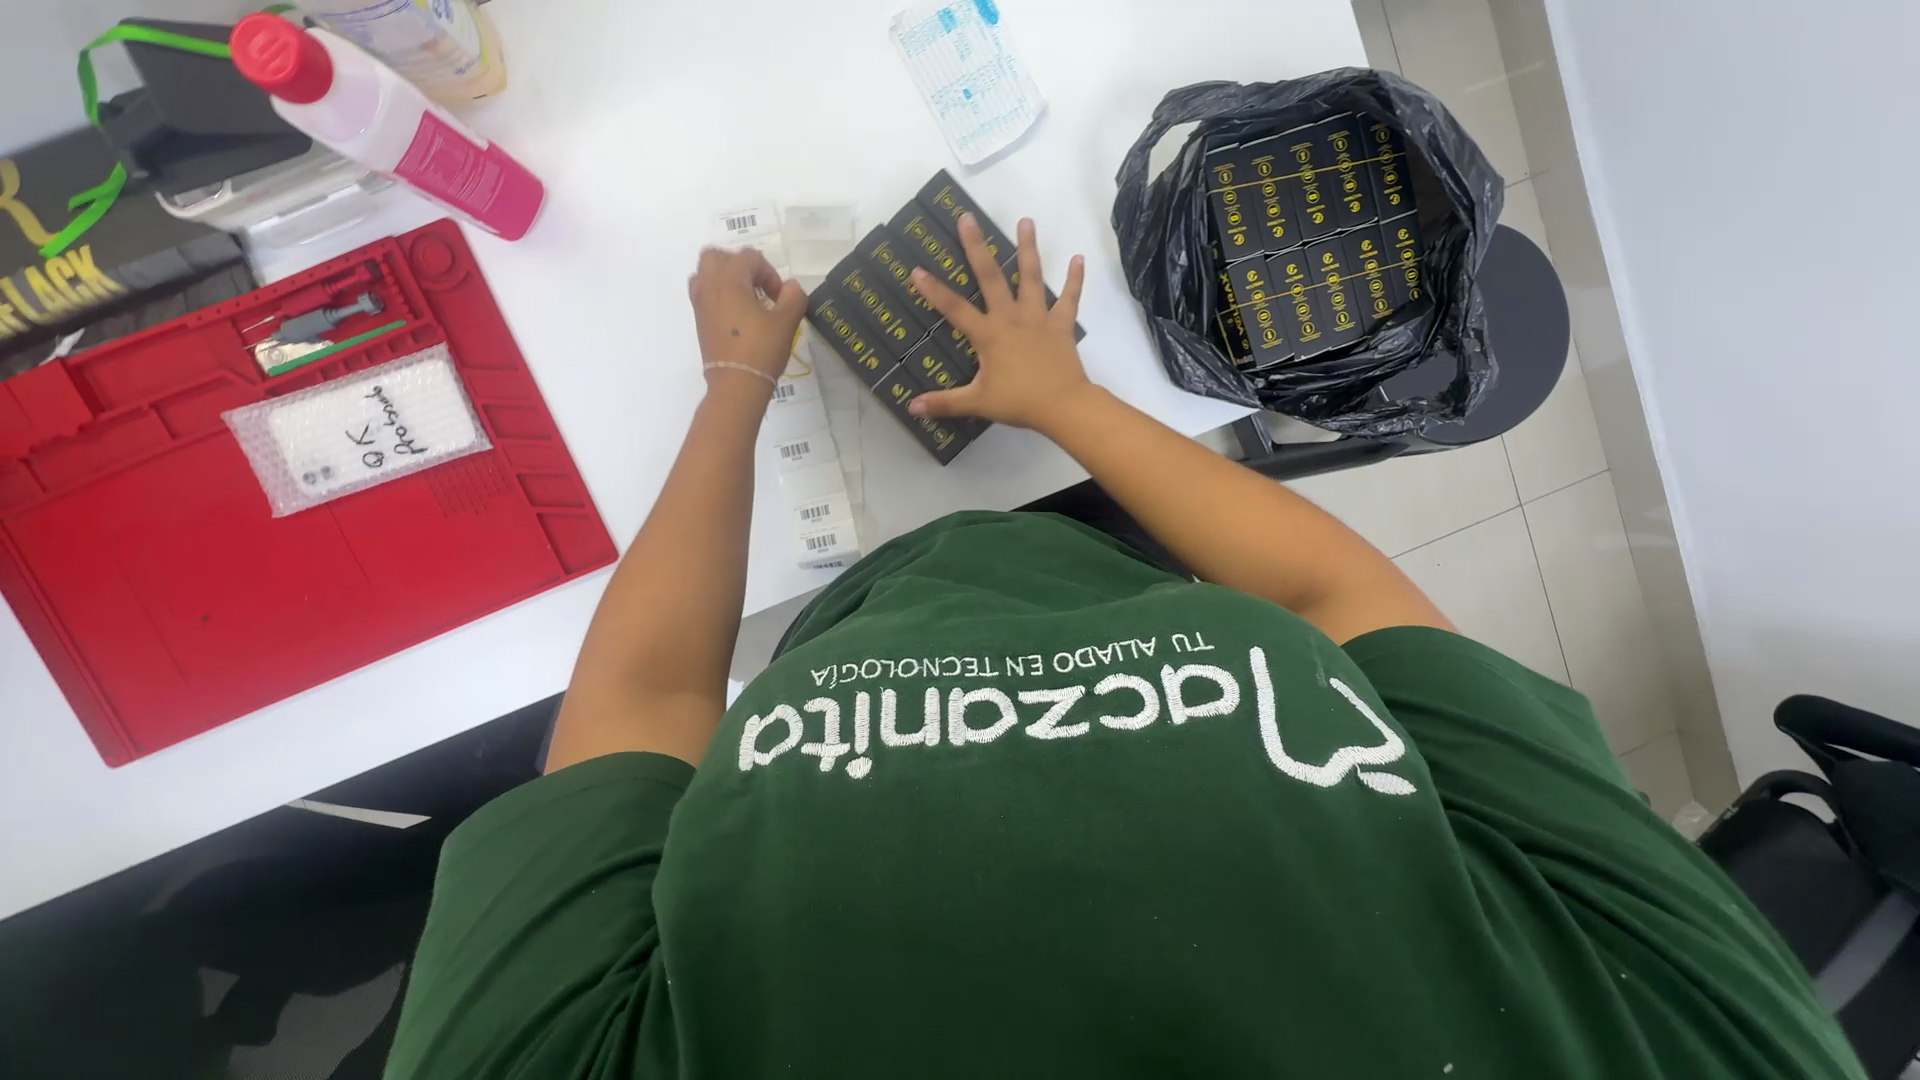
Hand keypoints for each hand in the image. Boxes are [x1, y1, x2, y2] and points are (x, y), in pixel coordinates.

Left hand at [688, 247, 807, 399]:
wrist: (737, 385)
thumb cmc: (761, 350)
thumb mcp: (787, 321)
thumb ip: (793, 296)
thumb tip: (790, 288)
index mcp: (730, 280)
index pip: (749, 257)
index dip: (770, 272)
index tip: (780, 297)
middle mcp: (710, 286)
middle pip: (717, 256)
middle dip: (740, 265)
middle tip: (758, 286)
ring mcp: (700, 303)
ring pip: (705, 273)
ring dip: (725, 277)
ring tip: (744, 297)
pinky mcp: (699, 320)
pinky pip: (703, 293)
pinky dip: (717, 293)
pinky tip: (735, 313)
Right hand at [906, 215, 1090, 431]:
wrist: (1063, 405)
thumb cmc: (1019, 402)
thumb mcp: (977, 403)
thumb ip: (944, 403)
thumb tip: (912, 408)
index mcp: (988, 335)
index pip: (954, 309)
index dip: (934, 291)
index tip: (917, 270)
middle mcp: (1011, 318)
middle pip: (991, 277)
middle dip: (976, 247)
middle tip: (967, 218)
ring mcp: (1038, 318)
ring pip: (1031, 277)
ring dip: (1028, 248)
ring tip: (1026, 221)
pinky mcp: (1062, 325)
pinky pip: (1069, 298)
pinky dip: (1074, 279)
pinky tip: (1077, 258)